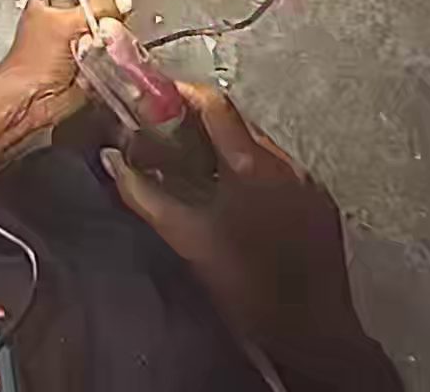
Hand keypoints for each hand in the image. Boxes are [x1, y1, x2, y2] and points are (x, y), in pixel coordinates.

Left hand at [0, 0, 129, 131]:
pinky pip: (112, 52)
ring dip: (109, 37)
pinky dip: (113, 55)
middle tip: (99, 25)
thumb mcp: (65, 24)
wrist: (30, 100)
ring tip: (97, 47)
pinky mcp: (91, 62)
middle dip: (107, 15)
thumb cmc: (34, 60)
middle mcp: (66, 18)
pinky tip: (105, 59)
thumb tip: (122, 1)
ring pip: (109, 29)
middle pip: (101, 5)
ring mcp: (79, 40)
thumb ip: (97, 9)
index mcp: (52, 0)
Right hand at [102, 83, 368, 363]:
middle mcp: (283, 162)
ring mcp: (306, 179)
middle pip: (236, 119)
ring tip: (195, 158)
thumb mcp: (186, 239)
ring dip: (224, 142)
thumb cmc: (245, 286)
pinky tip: (232, 188)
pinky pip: (276, 165)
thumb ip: (142, 194)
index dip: (183, 92)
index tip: (157, 93)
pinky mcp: (319, 198)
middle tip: (167, 127)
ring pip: (256, 141)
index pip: (215, 104)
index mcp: (251, 165)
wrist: (315, 338)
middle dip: (200, 117)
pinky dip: (248, 164)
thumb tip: (110, 158)